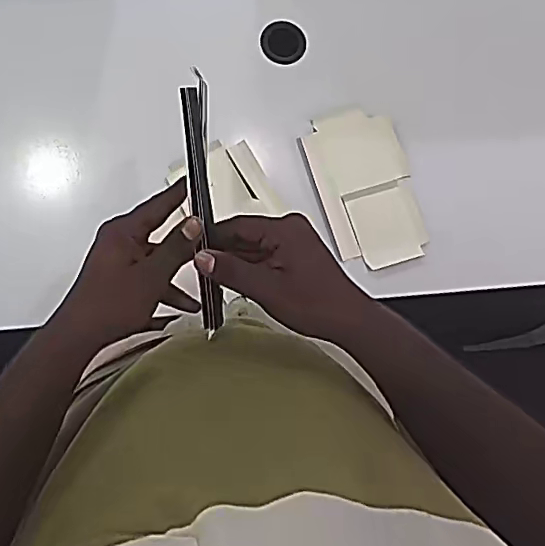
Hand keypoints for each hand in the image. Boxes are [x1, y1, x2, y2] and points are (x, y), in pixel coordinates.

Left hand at [51, 179, 202, 346]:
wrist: (78, 338)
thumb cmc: (104, 306)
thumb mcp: (152, 275)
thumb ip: (175, 248)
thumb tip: (192, 225)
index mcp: (123, 233)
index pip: (157, 206)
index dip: (177, 194)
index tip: (189, 184)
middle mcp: (117, 243)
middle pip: (158, 235)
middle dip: (182, 243)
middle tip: (202, 233)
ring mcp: (116, 262)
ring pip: (154, 261)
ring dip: (174, 276)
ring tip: (196, 287)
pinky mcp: (116, 281)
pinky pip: (146, 279)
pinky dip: (162, 291)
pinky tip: (177, 307)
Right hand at [195, 213, 380, 342]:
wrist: (349, 320)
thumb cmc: (321, 304)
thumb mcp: (266, 288)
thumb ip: (232, 271)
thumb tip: (205, 258)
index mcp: (285, 228)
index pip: (236, 224)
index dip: (212, 238)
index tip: (195, 249)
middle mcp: (290, 229)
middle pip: (244, 235)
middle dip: (223, 253)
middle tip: (203, 269)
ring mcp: (294, 241)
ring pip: (253, 246)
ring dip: (236, 262)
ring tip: (219, 280)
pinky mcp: (296, 254)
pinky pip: (264, 254)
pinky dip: (251, 267)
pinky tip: (240, 283)